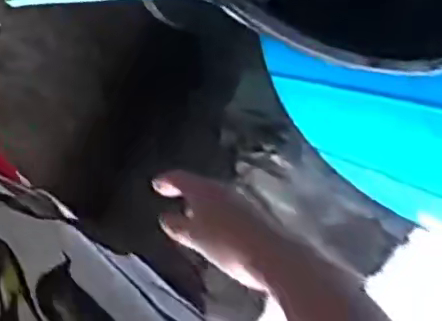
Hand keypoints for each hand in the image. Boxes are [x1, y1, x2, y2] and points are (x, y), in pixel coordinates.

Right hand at [152, 171, 288, 290]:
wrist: (284, 264)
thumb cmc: (229, 245)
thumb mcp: (194, 237)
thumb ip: (176, 226)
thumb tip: (166, 219)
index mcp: (202, 188)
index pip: (177, 177)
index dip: (165, 181)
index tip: (156, 185)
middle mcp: (225, 190)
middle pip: (202, 188)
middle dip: (191, 197)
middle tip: (181, 206)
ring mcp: (248, 205)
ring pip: (222, 202)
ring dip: (211, 211)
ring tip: (205, 224)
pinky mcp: (267, 222)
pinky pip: (239, 215)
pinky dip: (229, 221)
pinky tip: (229, 235)